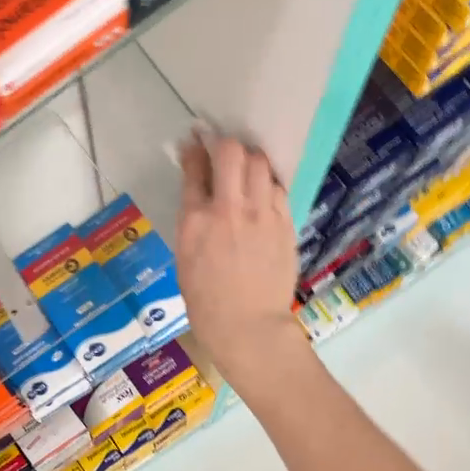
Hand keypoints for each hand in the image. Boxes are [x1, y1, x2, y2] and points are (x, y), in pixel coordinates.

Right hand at [176, 133, 307, 396]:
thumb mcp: (185, 263)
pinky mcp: (284, 223)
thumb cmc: (207, 306)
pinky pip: (278, 188)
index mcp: (194, 222)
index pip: (194, 169)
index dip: (194, 149)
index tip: (195, 142)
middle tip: (222, 149)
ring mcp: (260, 214)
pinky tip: (263, 193)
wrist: (248, 328)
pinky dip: (268, 183)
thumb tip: (198, 201)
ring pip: (259, 163)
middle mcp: (228, 209)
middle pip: (231, 152)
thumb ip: (192, 225)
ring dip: (250, 159)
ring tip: (246, 169)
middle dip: (225, 144)